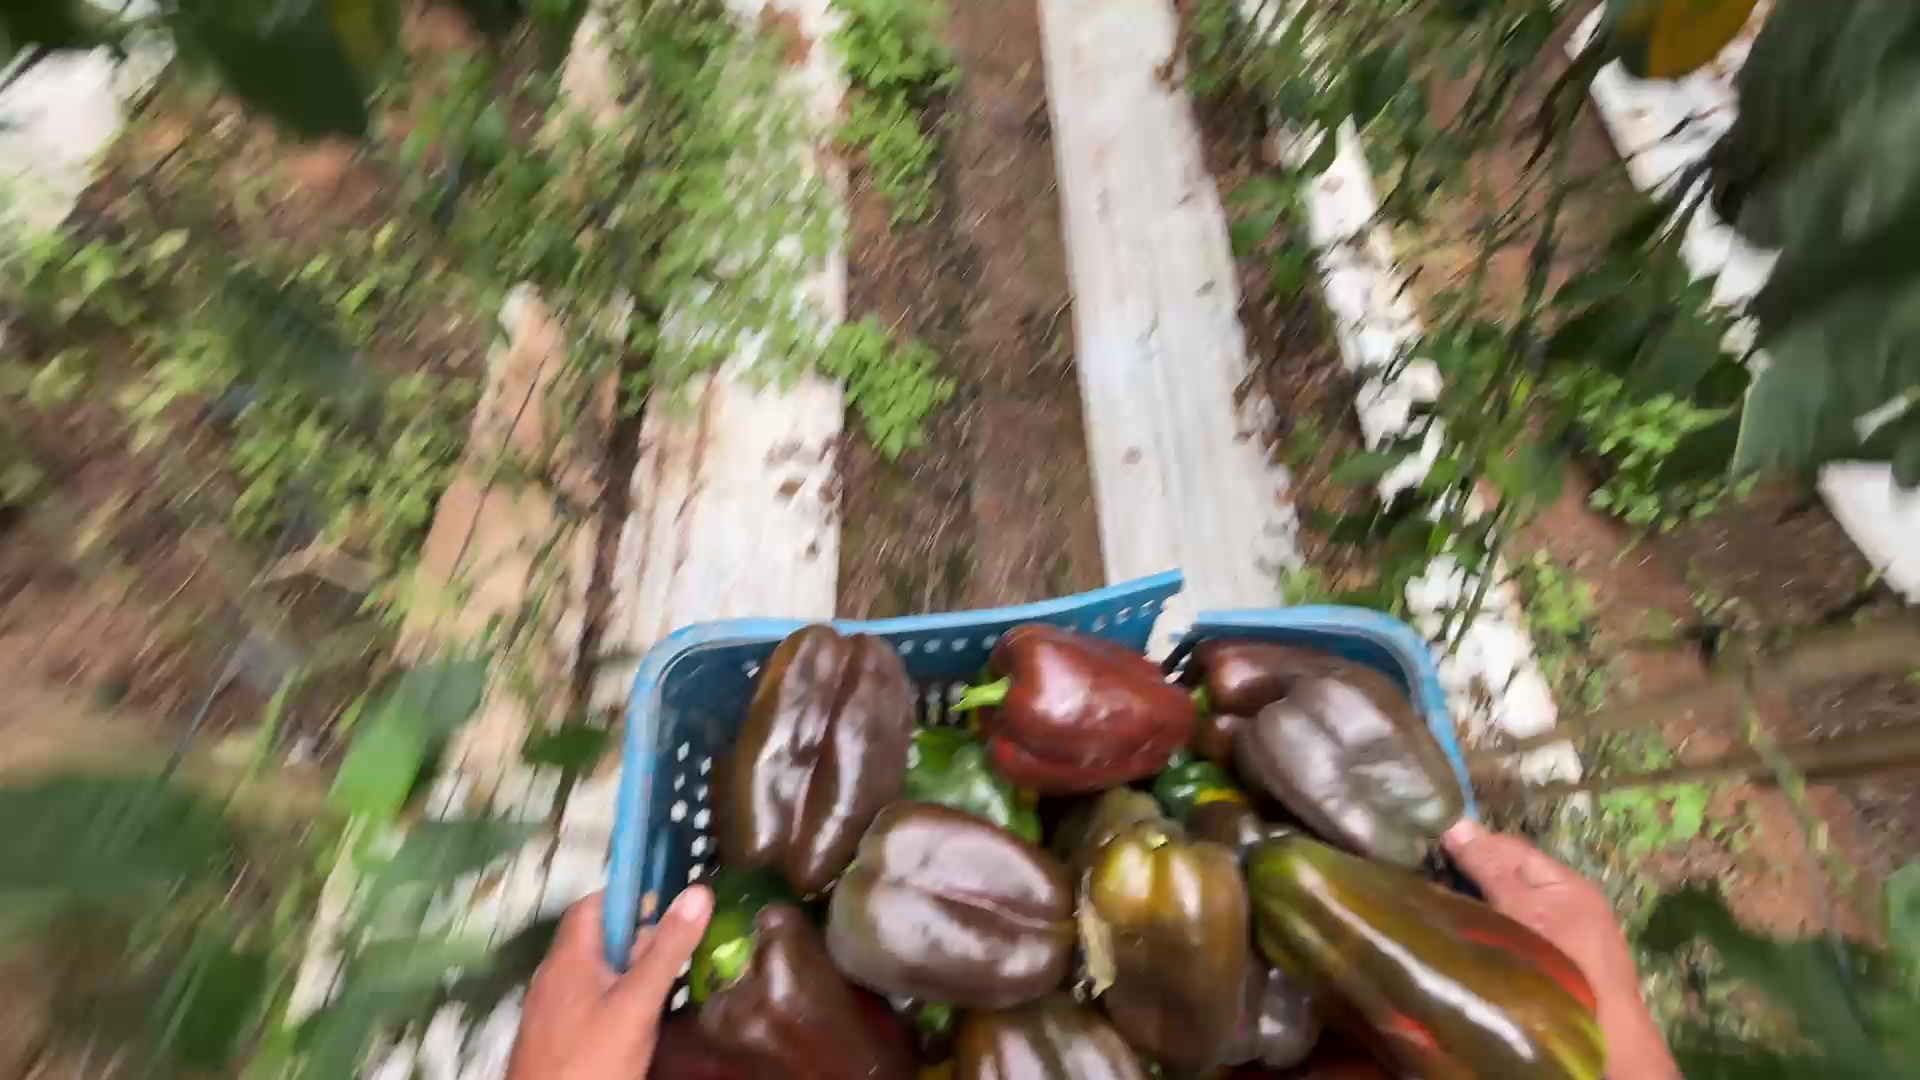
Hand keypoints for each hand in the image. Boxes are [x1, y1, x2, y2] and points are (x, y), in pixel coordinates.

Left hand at [506, 887, 713, 1079]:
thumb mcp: (638, 1003)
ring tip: (665, 982)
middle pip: (598, 937)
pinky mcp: (554, 1040)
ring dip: (630, 968)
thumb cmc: (591, 1062)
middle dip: (638, 936)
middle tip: (675, 947)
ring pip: (595, 971)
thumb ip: (668, 948)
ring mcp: (549, 1012)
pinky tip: (640, 1018)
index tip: (666, 905)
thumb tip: (698, 890)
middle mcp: (552, 977)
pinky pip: (588, 1000)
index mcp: (568, 958)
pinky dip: (616, 997)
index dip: (630, 896)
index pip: (595, 903)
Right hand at [1442, 819, 1679, 1079]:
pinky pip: (1505, 925)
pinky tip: (1460, 929)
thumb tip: (1456, 823)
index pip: (1506, 846)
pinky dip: (1482, 922)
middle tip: (1426, 877)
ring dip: (1472, 900)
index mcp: (1564, 883)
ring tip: (1436, 901)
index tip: (1426, 846)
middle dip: (1468, 873)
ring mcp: (1556, 932)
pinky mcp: (1545, 958)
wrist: (1605, 1044)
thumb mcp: (1523, 908)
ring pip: (1501, 900)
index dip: (1469, 844)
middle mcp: (1563, 902)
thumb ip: (1490, 867)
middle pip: (1504, 873)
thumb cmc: (1564, 964)